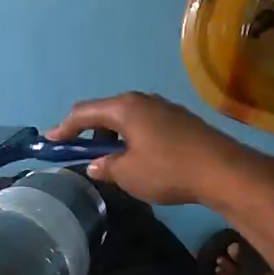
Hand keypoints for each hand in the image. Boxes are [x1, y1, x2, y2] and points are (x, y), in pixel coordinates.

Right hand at [46, 92, 270, 206]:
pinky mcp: (182, 122)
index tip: (51, 142)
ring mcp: (166, 109)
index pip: (84, 112)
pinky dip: (134, 140)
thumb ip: (106, 167)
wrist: (223, 171)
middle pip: (107, 112)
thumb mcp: (128, 174)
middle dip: (91, 133)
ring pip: (129, 120)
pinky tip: (140, 160)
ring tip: (112, 162)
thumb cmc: (167, 170)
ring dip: (115, 138)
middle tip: (83, 154)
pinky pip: (147, 127)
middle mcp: (144, 101)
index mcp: (125, 108)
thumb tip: (96, 164)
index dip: (64, 128)